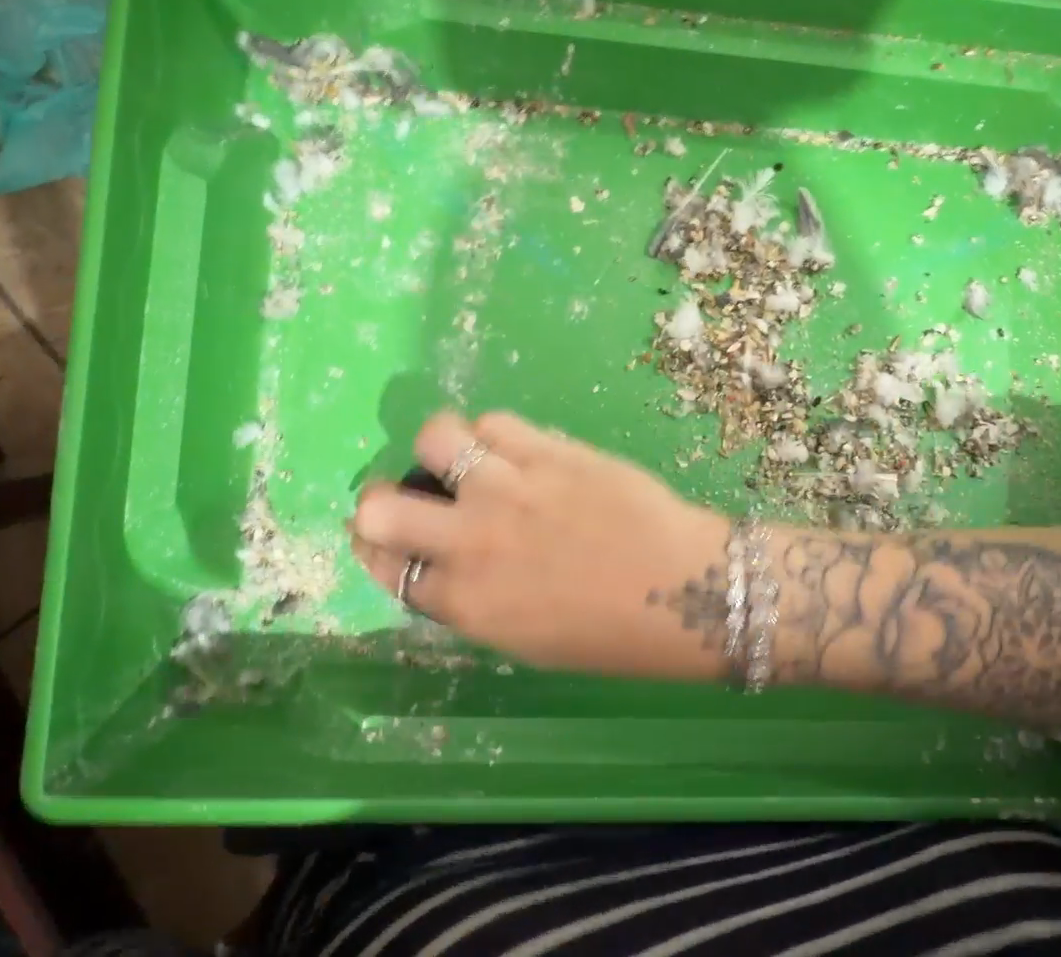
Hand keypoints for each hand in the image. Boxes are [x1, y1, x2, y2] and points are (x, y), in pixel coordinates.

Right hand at [349, 411, 731, 679]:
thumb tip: (445, 563)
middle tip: (412, 496)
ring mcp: (506, 490)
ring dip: (440, 450)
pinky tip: (516, 450)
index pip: (385, 566)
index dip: (376, 548)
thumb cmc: (610, 634)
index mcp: (463, 603)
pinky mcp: (546, 452)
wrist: (684, 593)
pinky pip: (492, 421)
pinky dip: (494, 434)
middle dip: (380, 499)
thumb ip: (472, 601)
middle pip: (378, 505)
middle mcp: (470, 544)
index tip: (384, 537)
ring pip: (432, 438)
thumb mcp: (525, 640)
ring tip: (468, 459)